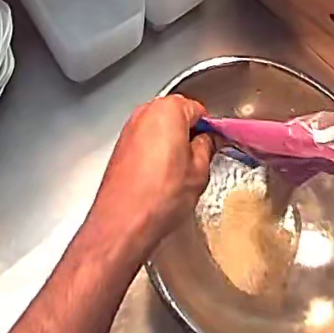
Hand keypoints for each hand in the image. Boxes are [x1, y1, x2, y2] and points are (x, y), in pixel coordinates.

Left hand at [84, 95, 212, 260]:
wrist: (122, 223)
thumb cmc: (158, 197)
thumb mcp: (199, 171)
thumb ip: (207, 146)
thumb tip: (207, 140)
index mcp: (169, 110)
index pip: (199, 110)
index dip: (209, 128)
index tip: (213, 143)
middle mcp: (146, 112)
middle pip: (177, 114)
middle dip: (188, 133)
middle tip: (197, 160)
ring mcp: (130, 128)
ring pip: (159, 128)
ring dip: (170, 143)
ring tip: (177, 173)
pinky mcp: (120, 145)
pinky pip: (145, 140)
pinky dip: (153, 152)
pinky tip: (159, 176)